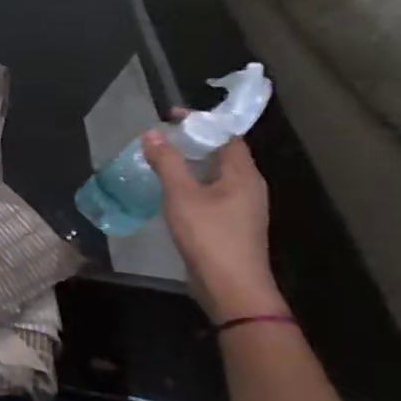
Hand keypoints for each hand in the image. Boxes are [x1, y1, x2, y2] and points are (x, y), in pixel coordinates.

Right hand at [142, 129, 289, 324]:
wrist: (230, 284)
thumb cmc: (209, 235)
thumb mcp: (181, 195)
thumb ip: (167, 162)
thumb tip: (152, 133)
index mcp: (243, 174)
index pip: (227, 136)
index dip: (202, 122)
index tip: (171, 116)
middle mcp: (249, 186)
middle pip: (223, 154)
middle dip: (194, 141)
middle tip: (162, 136)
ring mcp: (241, 207)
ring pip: (216, 174)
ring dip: (191, 163)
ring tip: (161, 159)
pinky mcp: (230, 223)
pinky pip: (212, 191)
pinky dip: (192, 182)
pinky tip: (171, 190)